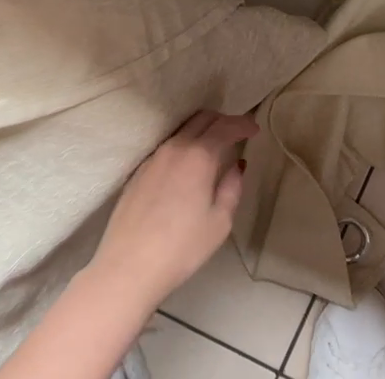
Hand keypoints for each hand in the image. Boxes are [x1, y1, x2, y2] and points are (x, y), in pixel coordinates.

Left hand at [85, 110, 258, 310]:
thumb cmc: (182, 247)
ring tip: (214, 148)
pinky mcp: (139, 171)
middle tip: (237, 133)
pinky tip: (187, 167)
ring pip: (182, 130)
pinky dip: (184, 145)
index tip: (255, 128)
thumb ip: (232, 187)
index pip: (225, 126)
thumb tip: (237, 166)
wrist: (129, 266)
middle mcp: (175, 148)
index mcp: (199, 156)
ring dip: (201, 130)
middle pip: (202, 118)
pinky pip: (167, 146)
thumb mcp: (220, 222)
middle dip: (223, 120)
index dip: (243, 124)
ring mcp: (153, 157)